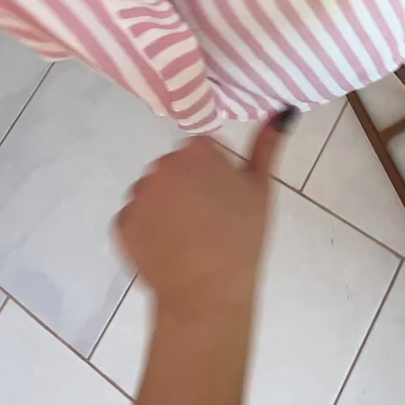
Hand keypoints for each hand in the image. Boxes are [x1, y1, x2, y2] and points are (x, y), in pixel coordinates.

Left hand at [114, 114, 289, 322]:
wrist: (207, 294)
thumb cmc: (241, 238)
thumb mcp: (261, 187)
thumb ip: (268, 143)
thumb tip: (283, 110)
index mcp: (197, 151)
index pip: (203, 149)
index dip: (216, 172)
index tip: (225, 197)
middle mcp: (162, 165)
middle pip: (175, 167)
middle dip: (189, 184)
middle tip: (211, 218)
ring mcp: (138, 195)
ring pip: (154, 190)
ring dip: (167, 204)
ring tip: (189, 235)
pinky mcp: (121, 224)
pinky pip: (137, 216)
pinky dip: (148, 227)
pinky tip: (169, 246)